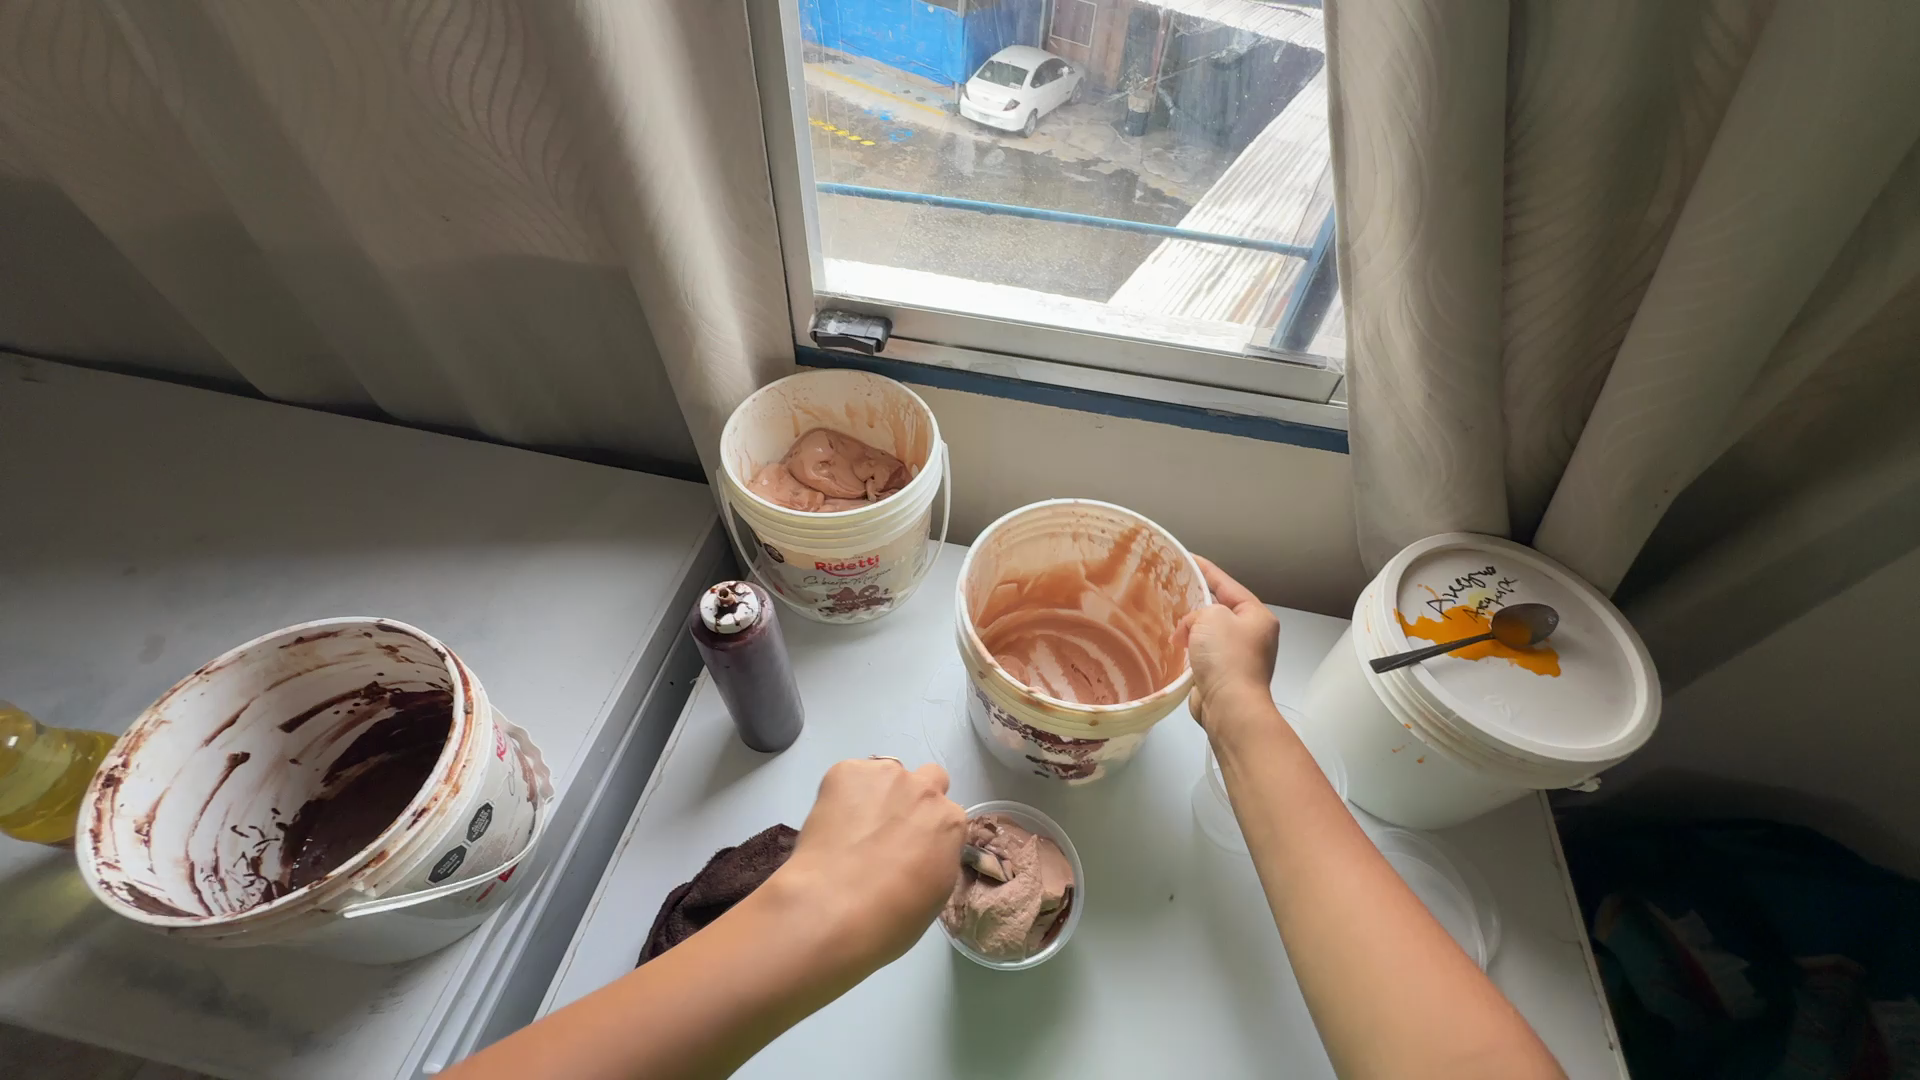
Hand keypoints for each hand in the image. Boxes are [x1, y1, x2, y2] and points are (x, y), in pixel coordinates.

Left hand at [762, 758, 964, 979]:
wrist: (833, 908)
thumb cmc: (890, 920)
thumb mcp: (934, 894)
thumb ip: (935, 857)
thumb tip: (919, 850)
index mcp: (950, 822)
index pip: (947, 816)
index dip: (928, 832)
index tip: (910, 850)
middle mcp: (924, 789)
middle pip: (928, 779)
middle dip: (913, 798)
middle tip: (887, 829)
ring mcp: (886, 774)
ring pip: (886, 775)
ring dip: (876, 794)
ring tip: (850, 829)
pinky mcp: (847, 771)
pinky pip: (849, 777)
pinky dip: (841, 795)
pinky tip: (830, 825)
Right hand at [1174, 556, 1280, 740]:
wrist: (1230, 706)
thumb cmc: (1226, 658)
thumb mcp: (1210, 617)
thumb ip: (1199, 611)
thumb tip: (1190, 629)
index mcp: (1256, 615)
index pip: (1227, 584)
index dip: (1205, 569)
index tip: (1187, 558)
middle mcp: (1252, 634)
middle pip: (1219, 609)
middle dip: (1196, 605)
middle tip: (1173, 594)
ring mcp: (1240, 656)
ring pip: (1209, 633)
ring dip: (1191, 631)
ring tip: (1172, 628)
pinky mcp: (1225, 675)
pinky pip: (1204, 653)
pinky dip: (1190, 650)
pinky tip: (1176, 650)